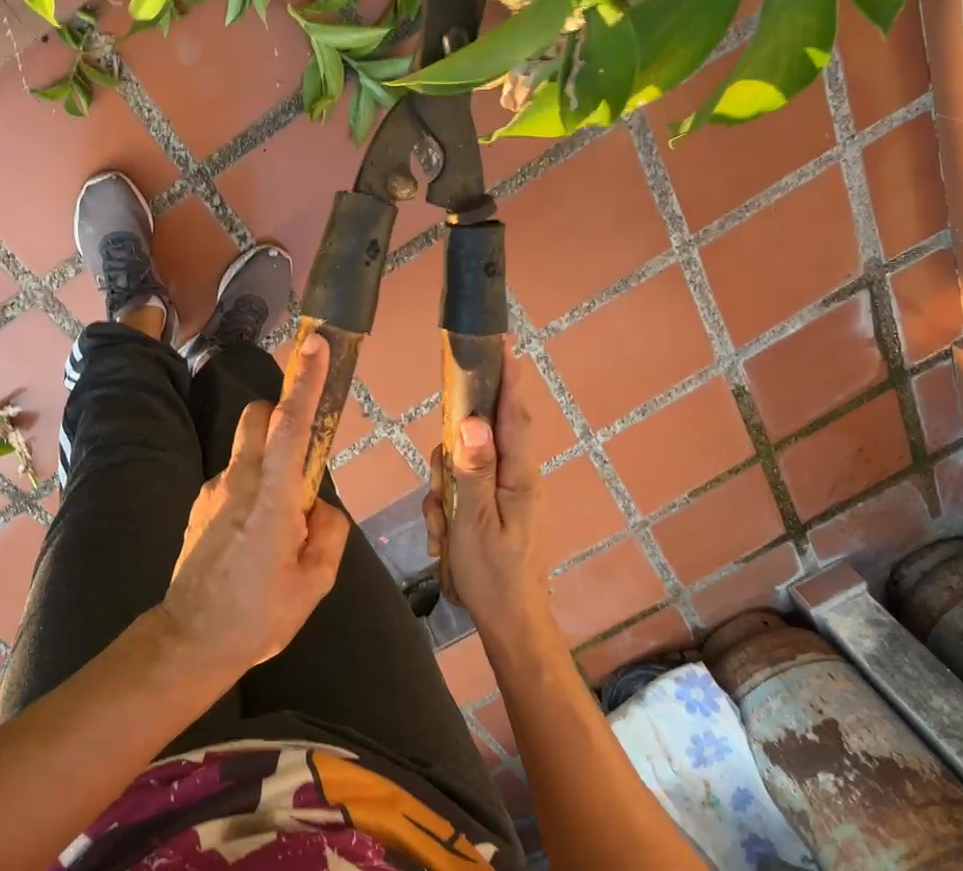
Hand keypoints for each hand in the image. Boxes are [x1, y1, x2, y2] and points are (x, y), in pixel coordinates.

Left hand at [159, 332, 349, 673]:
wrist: (190, 641)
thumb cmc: (257, 617)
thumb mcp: (314, 585)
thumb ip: (327, 534)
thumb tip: (320, 507)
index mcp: (271, 502)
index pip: (290, 428)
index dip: (305, 383)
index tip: (316, 344)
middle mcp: (236, 484)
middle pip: (256, 418)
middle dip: (281, 416)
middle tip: (302, 461)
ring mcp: (212, 492)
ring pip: (246, 450)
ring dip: (270, 464)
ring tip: (280, 529)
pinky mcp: (199, 504)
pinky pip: (234, 478)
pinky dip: (252, 489)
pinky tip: (254, 540)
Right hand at [423, 354, 551, 634]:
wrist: (506, 619)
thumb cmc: (493, 574)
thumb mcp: (476, 524)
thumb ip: (473, 472)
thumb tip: (471, 420)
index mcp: (518, 475)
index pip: (513, 415)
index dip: (507, 378)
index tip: (501, 342)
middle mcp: (513, 474)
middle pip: (473, 438)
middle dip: (449, 463)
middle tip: (445, 501)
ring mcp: (499, 490)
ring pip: (456, 466)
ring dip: (444, 495)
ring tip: (448, 532)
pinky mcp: (486, 504)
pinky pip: (455, 491)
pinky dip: (445, 512)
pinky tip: (449, 539)